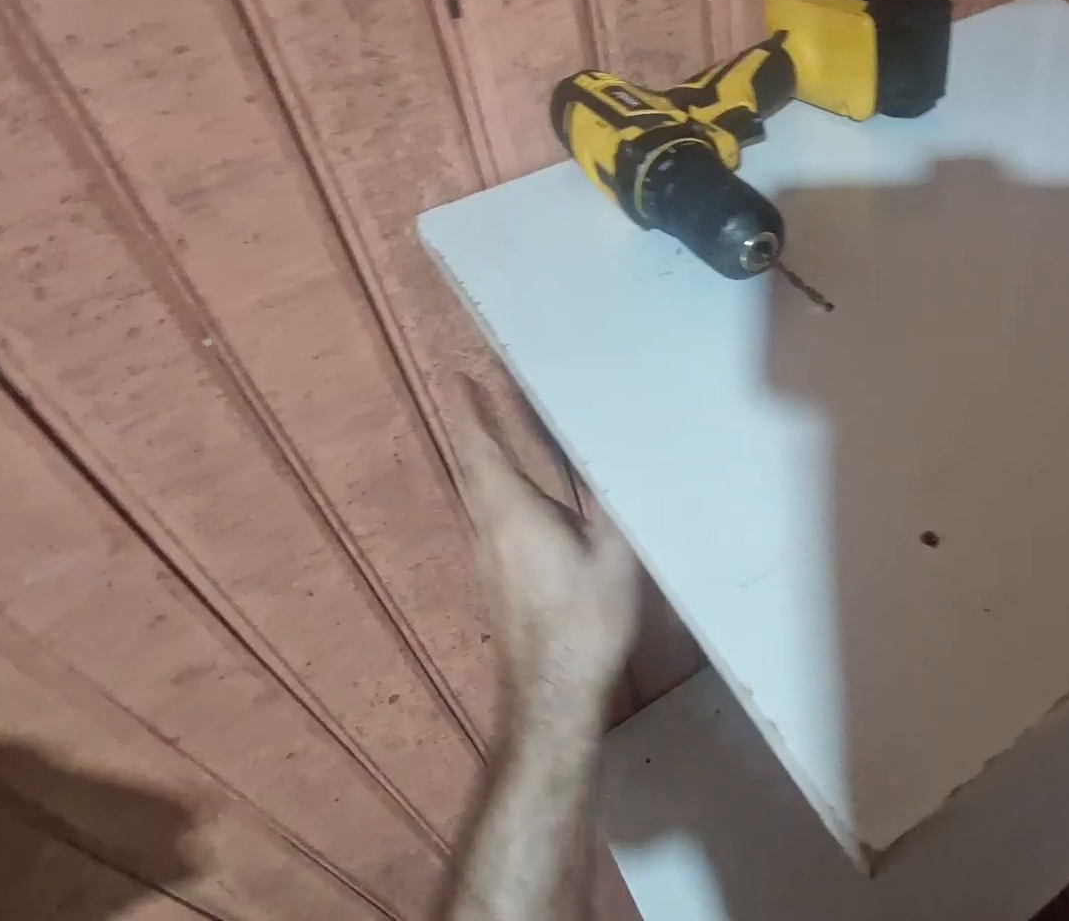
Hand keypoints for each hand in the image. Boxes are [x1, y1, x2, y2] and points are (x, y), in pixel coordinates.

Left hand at [454, 380, 638, 702]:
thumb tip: (611, 461)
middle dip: (469, 425)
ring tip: (489, 428)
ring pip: (475, 492)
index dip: (468, 411)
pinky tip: (513, 493)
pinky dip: (490, 486)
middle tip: (467, 388)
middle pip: (470, 466)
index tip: (454, 375)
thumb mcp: (615, 553)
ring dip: (477, 455)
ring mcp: (485, 556)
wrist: (552, 693)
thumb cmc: (586, 618)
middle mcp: (488, 528)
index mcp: (513, 512)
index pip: (480, 449)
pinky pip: (486, 515)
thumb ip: (610, 504)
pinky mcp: (494, 578)